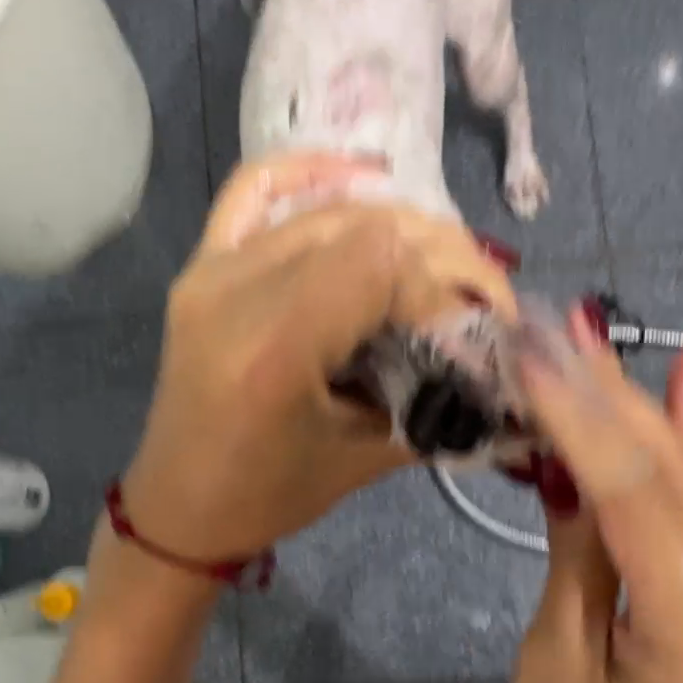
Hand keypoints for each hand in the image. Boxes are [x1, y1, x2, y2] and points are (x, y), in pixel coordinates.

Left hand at [119, 152, 516, 561]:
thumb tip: (503, 362)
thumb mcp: (362, 459)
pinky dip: (311, 171)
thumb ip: (435, 401)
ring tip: (436, 266)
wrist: (179, 510)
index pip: (383, 262)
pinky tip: (364, 176)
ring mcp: (212, 271)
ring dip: (397, 229)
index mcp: (275, 348)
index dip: (444, 287)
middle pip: (364, 226)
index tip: (471, 334)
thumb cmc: (268, 499)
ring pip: (327, 210)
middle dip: (439, 256)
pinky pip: (253, 191)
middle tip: (476, 299)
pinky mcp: (201, 267)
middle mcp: (237, 291)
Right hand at [509, 313, 682, 682]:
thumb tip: (569, 467)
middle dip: (608, 395)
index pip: (639, 503)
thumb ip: (578, 558)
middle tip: (552, 325)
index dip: (584, 420)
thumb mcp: (553, 663)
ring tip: (585, 336)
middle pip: (675, 480)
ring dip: (634, 409)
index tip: (535, 353)